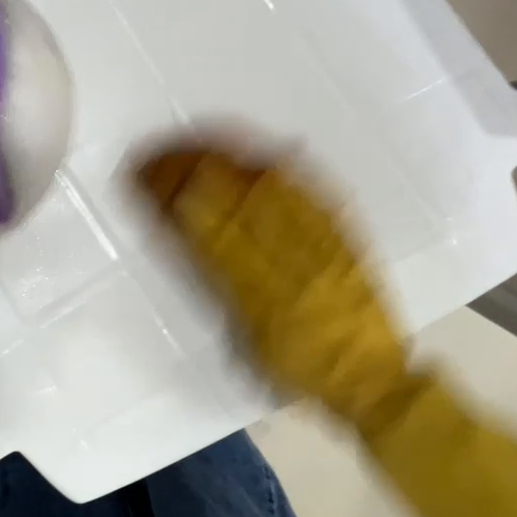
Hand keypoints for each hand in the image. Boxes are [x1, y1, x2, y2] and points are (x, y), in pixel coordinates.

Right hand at [137, 142, 516, 516]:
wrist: (372, 380)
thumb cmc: (298, 370)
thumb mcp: (244, 338)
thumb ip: (217, 289)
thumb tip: (187, 236)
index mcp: (253, 287)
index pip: (203, 228)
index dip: (172, 198)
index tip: (144, 177)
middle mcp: (285, 257)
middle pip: (232, 197)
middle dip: (193, 166)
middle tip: (162, 147)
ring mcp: (321, 243)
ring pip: (270, 188)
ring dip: (231, 157)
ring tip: (203, 136)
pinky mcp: (347, 237)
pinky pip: (316, 194)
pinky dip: (287, 168)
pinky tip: (270, 149)